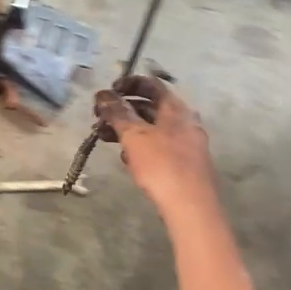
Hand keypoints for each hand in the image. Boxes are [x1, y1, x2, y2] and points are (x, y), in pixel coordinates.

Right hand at [94, 75, 217, 208]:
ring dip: (127, 129)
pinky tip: (127, 159)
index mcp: (176, 108)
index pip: (151, 84)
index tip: (106, 93)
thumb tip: (103, 94)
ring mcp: (186, 142)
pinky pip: (158, 146)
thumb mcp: (134, 135)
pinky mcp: (183, 162)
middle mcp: (184, 121)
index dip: (127, 84)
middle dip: (121, 110)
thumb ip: (117, 112)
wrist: (191, 206)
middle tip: (99, 118)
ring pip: (151, 127)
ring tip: (104, 138)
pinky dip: (140, 145)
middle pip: (150, 106)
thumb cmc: (161, 164)